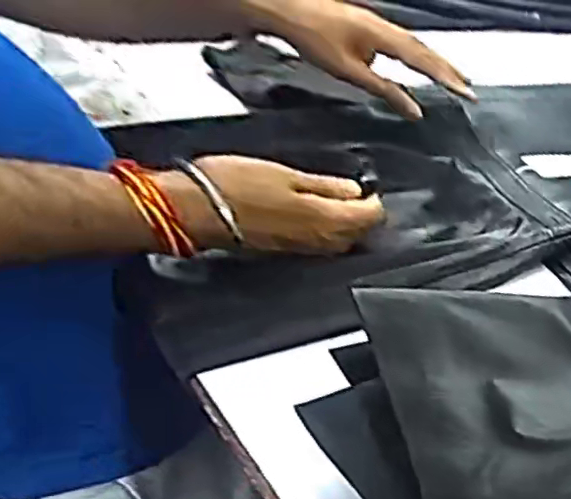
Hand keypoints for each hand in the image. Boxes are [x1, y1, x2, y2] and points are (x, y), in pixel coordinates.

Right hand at [161, 155, 384, 253]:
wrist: (196, 211)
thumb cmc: (235, 184)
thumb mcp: (283, 174)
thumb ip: (325, 185)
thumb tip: (355, 190)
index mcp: (332, 219)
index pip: (373, 215)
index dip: (373, 200)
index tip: (365, 186)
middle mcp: (332, 241)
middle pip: (364, 229)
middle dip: (362, 212)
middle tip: (351, 192)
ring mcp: (318, 250)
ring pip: (349, 238)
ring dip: (347, 222)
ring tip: (334, 201)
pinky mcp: (301, 252)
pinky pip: (329, 243)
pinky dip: (331, 229)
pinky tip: (317, 216)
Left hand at [240, 0, 473, 118]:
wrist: (276, 4)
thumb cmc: (309, 34)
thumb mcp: (350, 71)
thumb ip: (387, 91)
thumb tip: (417, 112)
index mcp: (382, 36)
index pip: (424, 62)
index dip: (449, 80)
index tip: (469, 95)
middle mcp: (381, 25)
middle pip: (423, 49)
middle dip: (448, 69)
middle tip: (469, 85)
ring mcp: (371, 21)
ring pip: (413, 42)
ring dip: (434, 59)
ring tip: (451, 73)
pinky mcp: (362, 21)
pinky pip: (399, 37)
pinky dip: (416, 51)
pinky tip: (416, 58)